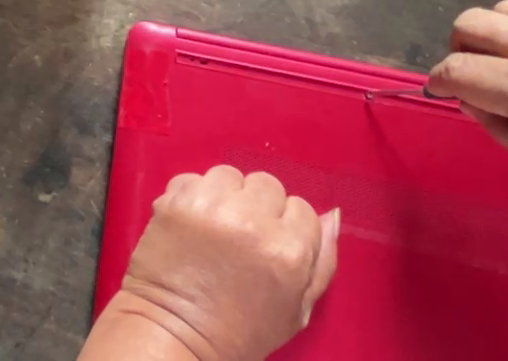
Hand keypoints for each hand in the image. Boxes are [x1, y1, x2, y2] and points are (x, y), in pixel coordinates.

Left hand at [112, 166, 338, 360]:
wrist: (176, 333)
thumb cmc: (242, 330)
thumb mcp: (297, 309)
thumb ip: (321, 261)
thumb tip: (331, 214)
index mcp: (288, 250)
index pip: (302, 208)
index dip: (287, 227)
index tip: (271, 245)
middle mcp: (250, 220)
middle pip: (267, 184)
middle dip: (258, 205)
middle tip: (243, 234)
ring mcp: (210, 205)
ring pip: (230, 175)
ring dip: (226, 195)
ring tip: (216, 226)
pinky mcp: (176, 199)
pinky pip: (193, 178)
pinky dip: (194, 195)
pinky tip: (192, 223)